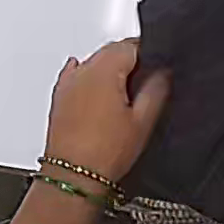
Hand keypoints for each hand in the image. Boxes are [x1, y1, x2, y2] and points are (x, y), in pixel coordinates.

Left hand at [0, 40, 168, 223]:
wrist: (74, 178)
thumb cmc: (104, 153)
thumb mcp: (143, 120)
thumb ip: (157, 88)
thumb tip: (163, 72)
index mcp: (105, 69)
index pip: (132, 45)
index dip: (150, 54)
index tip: (159, 67)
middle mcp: (82, 70)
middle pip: (112, 50)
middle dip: (131, 60)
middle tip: (148, 82)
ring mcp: (68, 83)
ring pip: (95, 62)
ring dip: (111, 70)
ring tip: (126, 96)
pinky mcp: (60, 97)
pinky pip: (78, 76)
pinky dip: (91, 79)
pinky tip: (101, 93)